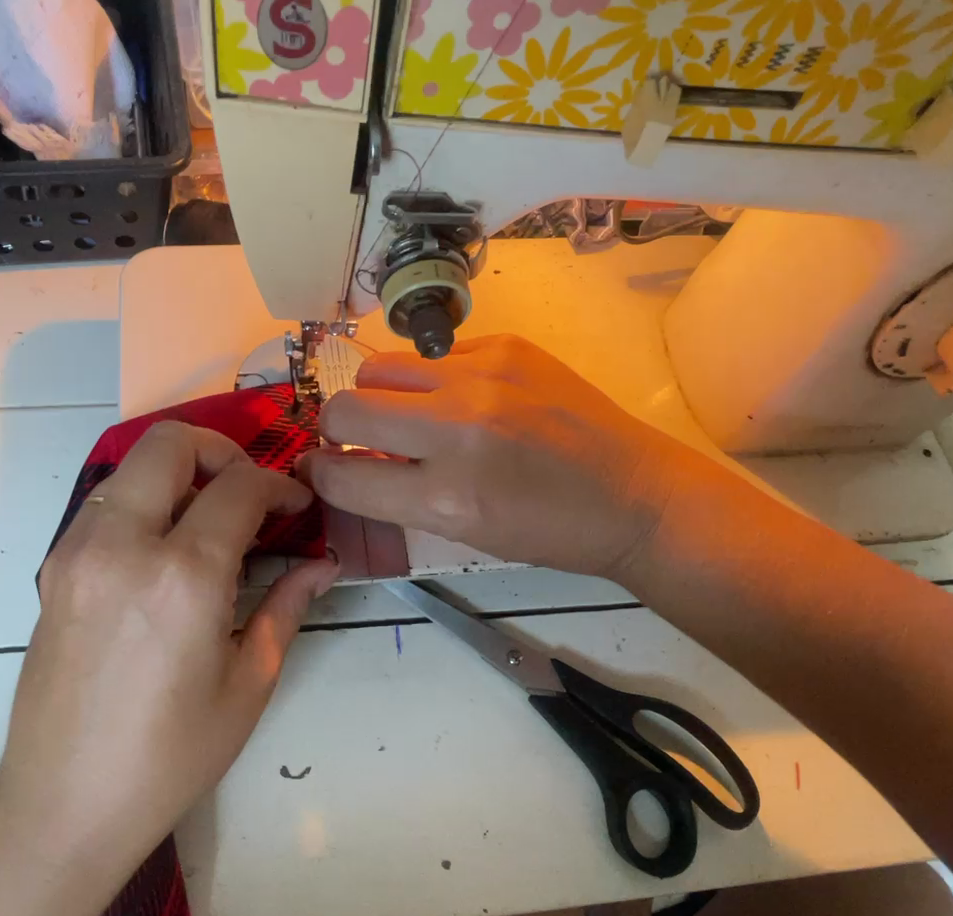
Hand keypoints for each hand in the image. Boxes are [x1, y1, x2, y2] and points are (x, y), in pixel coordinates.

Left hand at [0, 422, 341, 849]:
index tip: (297, 507)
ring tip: (209, 521)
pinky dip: (142, 503)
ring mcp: (77, 550)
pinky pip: (104, 505)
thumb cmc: (172, 755)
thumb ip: (286, 606)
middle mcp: (124, 544)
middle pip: (170, 444)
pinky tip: (166, 551)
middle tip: (249, 493)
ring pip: (129, 468)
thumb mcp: (247, 683)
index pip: (239, 487)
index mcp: (184, 576)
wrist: (66, 800)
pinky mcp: (54, 568)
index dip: (279, 486)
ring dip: (177, 474)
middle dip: (220, 452)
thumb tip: (323, 563)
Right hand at [303, 334, 715, 579]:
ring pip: (379, 368)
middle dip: (337, 429)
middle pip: (345, 408)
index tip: (322, 470)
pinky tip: (469, 400)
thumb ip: (399, 495)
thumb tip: (343, 462)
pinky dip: (433, 381)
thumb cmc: (547, 531)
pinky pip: (433, 355)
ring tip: (412, 415)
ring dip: (380, 396)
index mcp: (446, 499)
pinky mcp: (505, 345)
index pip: (341, 476)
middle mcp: (456, 430)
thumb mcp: (465, 533)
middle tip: (360, 440)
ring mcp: (482, 377)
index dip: (319, 475)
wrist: (633, 494)